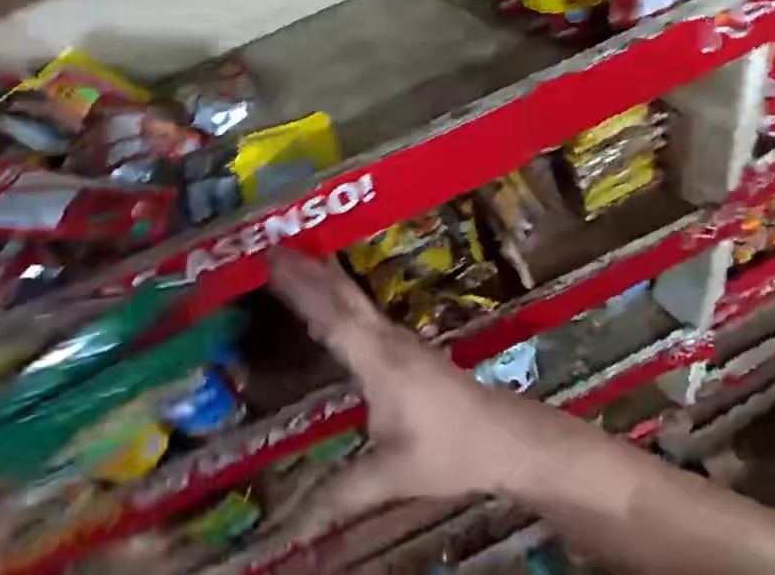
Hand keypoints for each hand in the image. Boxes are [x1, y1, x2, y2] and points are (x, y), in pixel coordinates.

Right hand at [265, 249, 558, 531]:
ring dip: (323, 278)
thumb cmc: (449, 451)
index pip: (331, 317)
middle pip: (342, 296)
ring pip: (354, 300)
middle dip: (308, 270)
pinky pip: (362, 312)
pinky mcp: (406, 347)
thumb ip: (342, 493)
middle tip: (275, 248)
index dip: (301, 288)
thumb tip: (293, 527)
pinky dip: (338, 297)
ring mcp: (398, 339)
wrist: (502, 436)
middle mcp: (387, 340)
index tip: (273, 262)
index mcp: (379, 361)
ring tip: (295, 261)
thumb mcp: (394, 475)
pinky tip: (330, 301)